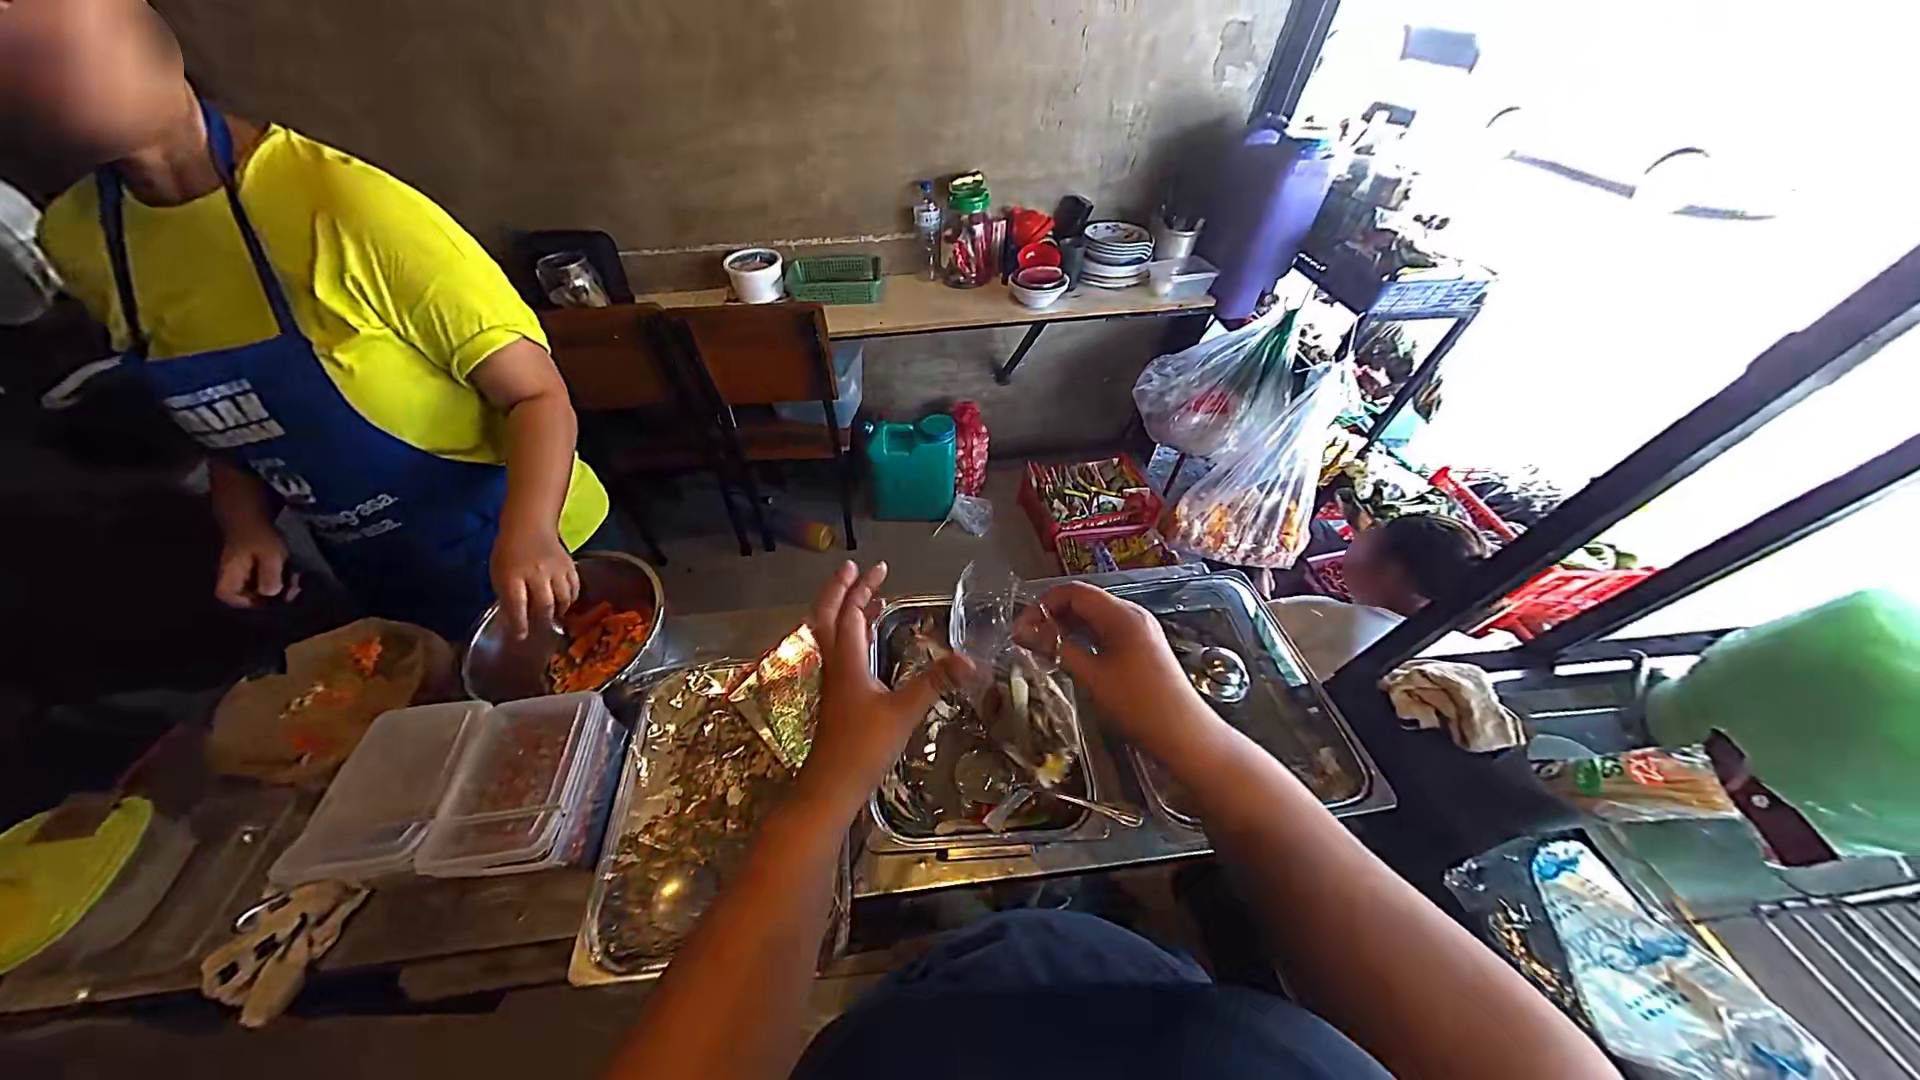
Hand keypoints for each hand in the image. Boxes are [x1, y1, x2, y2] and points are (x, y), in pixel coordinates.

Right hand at [215, 524, 291, 607]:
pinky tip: (295, 576)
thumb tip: (269, 593)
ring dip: (276, 586)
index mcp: (230, 572)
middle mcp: (233, 572)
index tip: (266, 602)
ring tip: (297, 586)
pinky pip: (264, 575)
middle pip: (245, 592)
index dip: (243, 602)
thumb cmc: (259, 535)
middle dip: (267, 596)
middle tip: (291, 593)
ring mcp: (243, 566)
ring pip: (257, 584)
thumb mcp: (269, 555)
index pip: (226, 595)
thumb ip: (268, 574)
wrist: (251, 515)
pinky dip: (278, 577)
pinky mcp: (255, 561)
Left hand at [490, 527, 580, 639]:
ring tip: (556, 615)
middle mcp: (536, 574)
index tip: (521, 637)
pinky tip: (566, 601)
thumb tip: (513, 620)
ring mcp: (556, 569)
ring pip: (564, 597)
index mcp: (513, 576)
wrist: (529, 527)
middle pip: (545, 604)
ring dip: (560, 610)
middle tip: (542, 627)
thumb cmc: (509, 553)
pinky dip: (572, 597)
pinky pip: (575, 587)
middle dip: (544, 619)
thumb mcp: (499, 575)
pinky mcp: (570, 566)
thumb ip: (506, 596)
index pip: (517, 605)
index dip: (519, 624)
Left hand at [796, 561, 970, 817]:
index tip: (877, 567)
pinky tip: (869, 639)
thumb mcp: (904, 713)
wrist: (831, 787)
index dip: (861, 588)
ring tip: (867, 595)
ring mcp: (835, 681)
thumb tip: (971, 660)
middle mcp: (836, 665)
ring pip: (833, 635)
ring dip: (847, 611)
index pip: (849, 614)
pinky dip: (854, 635)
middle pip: (829, 617)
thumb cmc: (863, 748)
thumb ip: (935, 683)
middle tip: (856, 569)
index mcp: (847, 662)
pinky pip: (842, 652)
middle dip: (841, 590)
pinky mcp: (839, 696)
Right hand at [1030, 582, 1228, 768]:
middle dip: (1051, 615)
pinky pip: (1104, 630)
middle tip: (1027, 639)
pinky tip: (1068, 654)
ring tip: (1042, 648)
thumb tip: (1023, 632)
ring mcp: (1138, 629)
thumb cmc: (1138, 705)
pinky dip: (1082, 637)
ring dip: (1065, 627)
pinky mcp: (1140, 646)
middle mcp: (1131, 614)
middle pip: (1083, 600)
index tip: (1022, 627)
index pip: (1073, 591)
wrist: (1184, 735)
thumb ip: (1056, 648)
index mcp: (1121, 615)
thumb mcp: (1091, 676)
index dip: (1043, 604)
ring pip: (1093, 616)